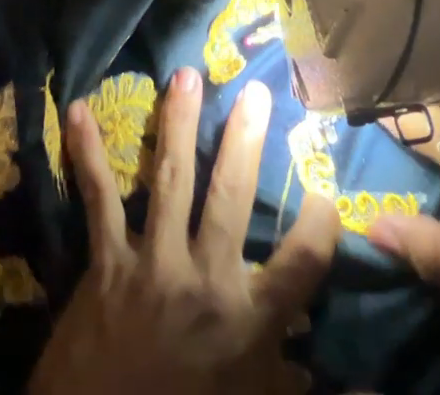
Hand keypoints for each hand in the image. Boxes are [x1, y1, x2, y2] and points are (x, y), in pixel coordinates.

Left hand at [30, 67, 339, 394]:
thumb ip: (296, 380)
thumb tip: (361, 388)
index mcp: (249, 318)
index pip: (302, 261)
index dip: (321, 225)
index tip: (326, 191)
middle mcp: (205, 279)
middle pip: (232, 198)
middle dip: (246, 141)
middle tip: (257, 91)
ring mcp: (152, 263)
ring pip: (171, 180)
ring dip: (179, 124)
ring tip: (186, 76)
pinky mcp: (107, 262)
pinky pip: (99, 200)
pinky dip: (89, 155)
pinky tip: (78, 112)